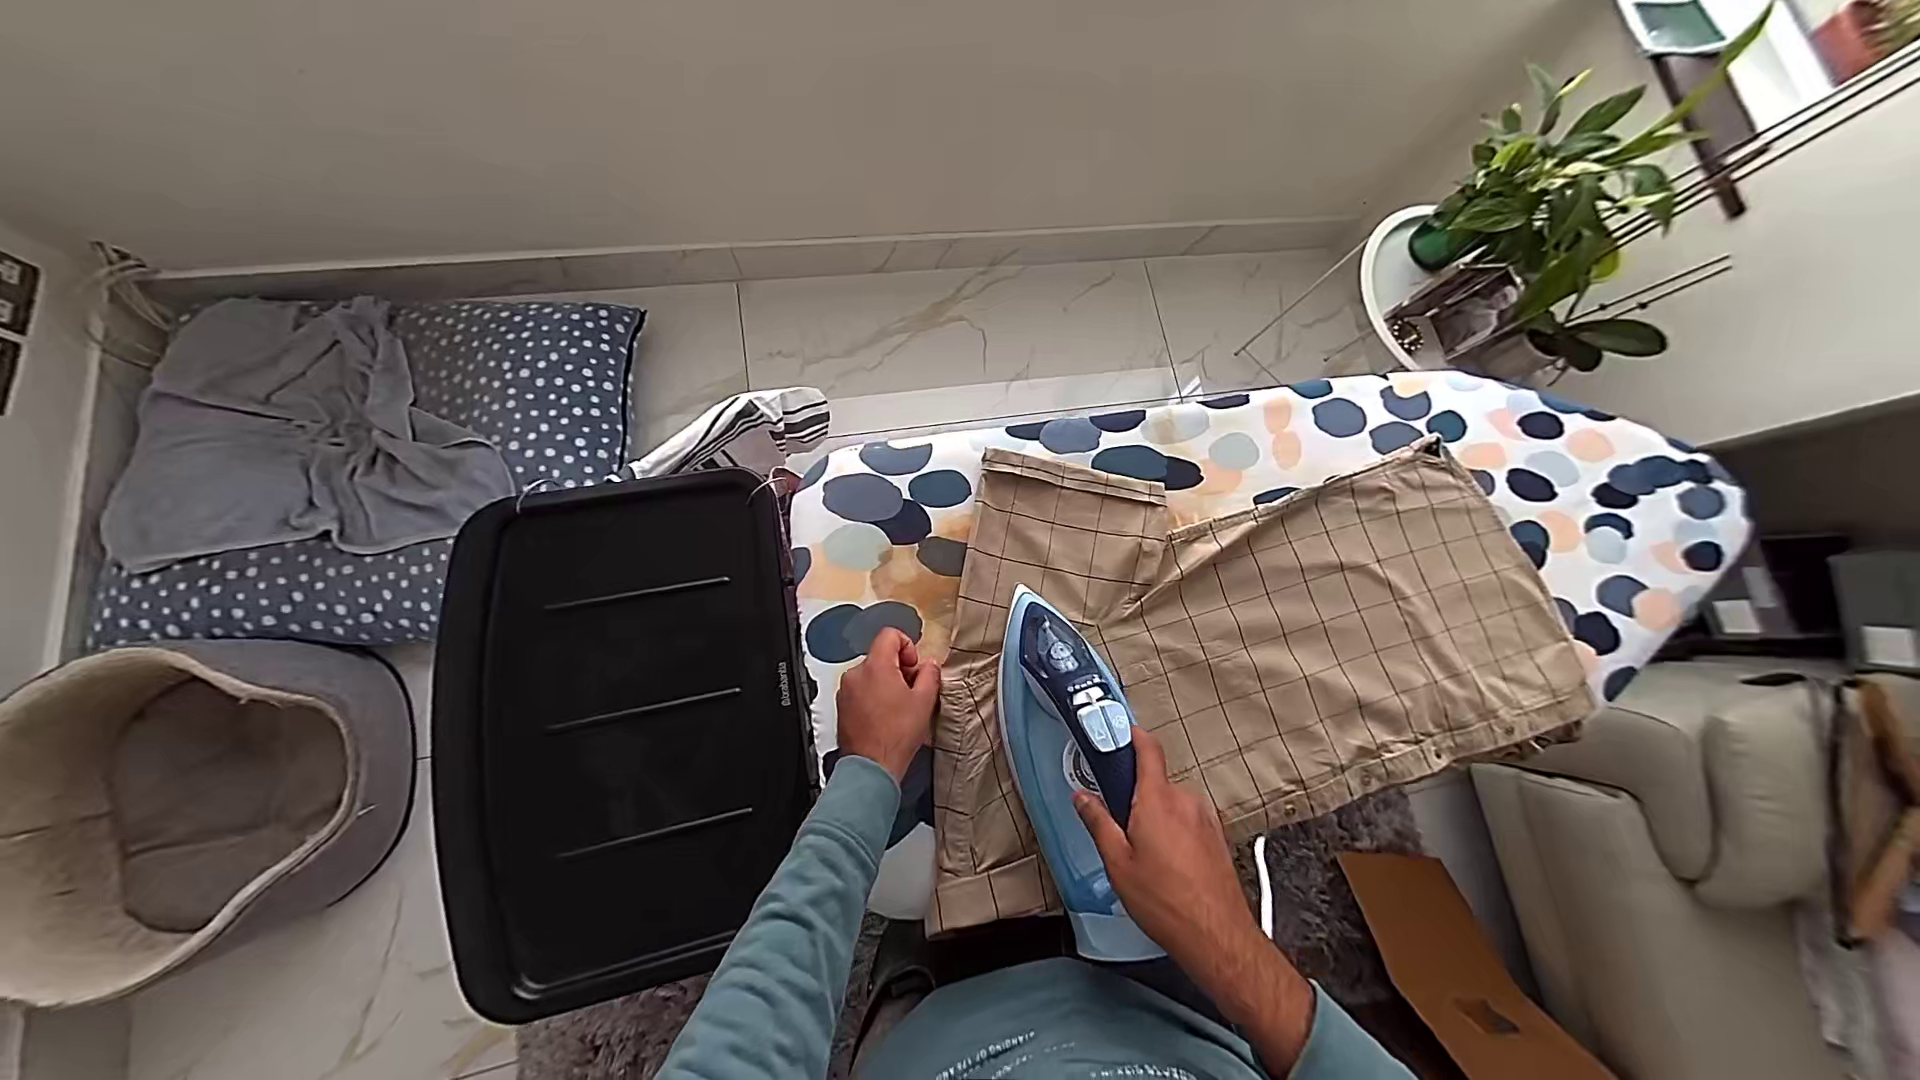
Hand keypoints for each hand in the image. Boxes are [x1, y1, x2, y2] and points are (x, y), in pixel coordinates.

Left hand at [835, 628, 940, 782]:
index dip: (907, 645)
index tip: (914, 665)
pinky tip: (886, 716)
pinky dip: (874, 695)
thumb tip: (929, 665)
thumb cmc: (896, 736)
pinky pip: (861, 689)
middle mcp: (856, 674)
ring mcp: (846, 690)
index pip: (889, 635)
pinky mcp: (842, 706)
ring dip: (887, 682)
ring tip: (900, 707)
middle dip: (899, 667)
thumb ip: (930, 674)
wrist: (872, 767)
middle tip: (912, 690)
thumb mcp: (924, 701)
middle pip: (881, 655)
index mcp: (876, 666)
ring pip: (871, 673)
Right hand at [1075, 726, 1314, 1068]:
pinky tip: (1167, 862)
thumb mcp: (1118, 863)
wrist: (1218, 938)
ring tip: (1146, 853)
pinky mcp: (1216, 835)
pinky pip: (1187, 818)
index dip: (1130, 734)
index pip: (1147, 748)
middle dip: (1135, 794)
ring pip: (1171, 802)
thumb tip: (1083, 799)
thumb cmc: (1170, 905)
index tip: (1115, 729)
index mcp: (1158, 800)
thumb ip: (1098, 822)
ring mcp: (1205, 818)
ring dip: (1156, 815)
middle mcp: (1185, 801)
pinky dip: (1174, 830)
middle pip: (1155, 779)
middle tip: (1120, 820)